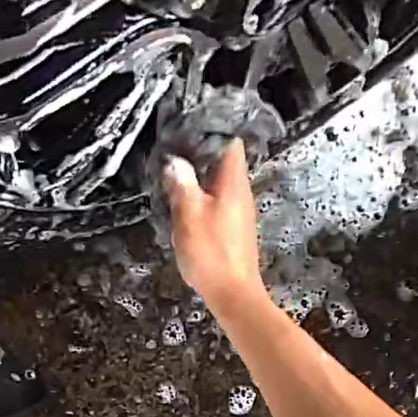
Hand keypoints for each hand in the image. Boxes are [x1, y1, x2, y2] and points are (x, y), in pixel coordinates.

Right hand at [163, 139, 264, 310]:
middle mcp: (242, 194)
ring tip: (176, 170)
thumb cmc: (213, 255)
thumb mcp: (188, 214)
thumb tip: (176, 162)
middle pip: (224, 161)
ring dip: (200, 176)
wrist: (233, 295)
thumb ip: (181, 184)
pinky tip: (186, 202)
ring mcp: (240, 212)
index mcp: (234, 184)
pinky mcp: (235, 229)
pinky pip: (219, 202)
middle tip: (175, 143)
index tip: (191, 121)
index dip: (213, 128)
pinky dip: (203, 196)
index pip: (231, 142)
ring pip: (220, 183)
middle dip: (201, 152)